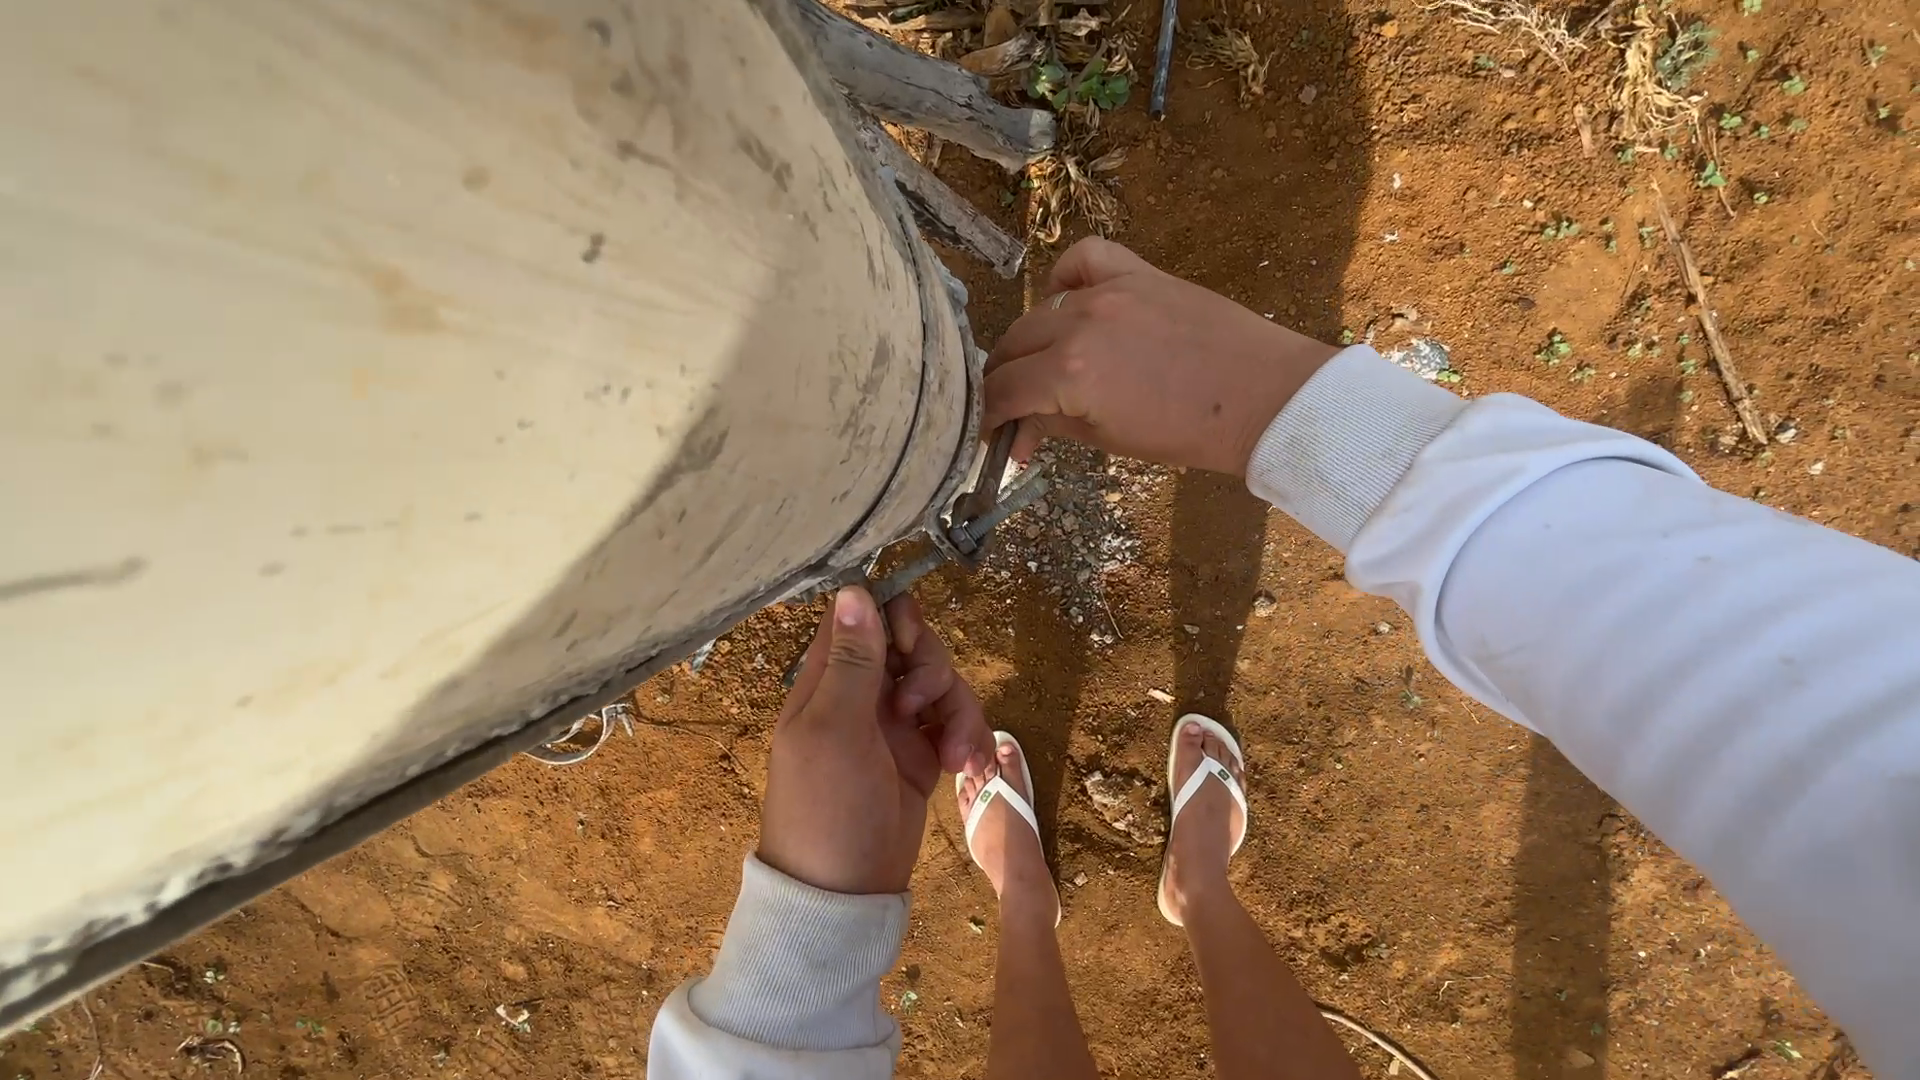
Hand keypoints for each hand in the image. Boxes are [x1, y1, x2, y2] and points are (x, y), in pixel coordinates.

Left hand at [757, 587, 989, 894]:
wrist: (844, 895)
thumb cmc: (826, 806)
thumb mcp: (835, 730)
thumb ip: (852, 662)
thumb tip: (853, 589)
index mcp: (829, 681)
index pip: (859, 619)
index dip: (889, 614)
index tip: (909, 637)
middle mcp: (863, 694)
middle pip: (910, 647)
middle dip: (930, 668)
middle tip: (922, 704)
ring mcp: (896, 725)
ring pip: (939, 684)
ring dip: (956, 709)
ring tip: (955, 755)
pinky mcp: (923, 754)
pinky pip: (954, 722)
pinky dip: (967, 736)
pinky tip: (967, 766)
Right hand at [981, 238, 1341, 476]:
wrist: (1262, 397)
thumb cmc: (1186, 434)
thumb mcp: (1108, 439)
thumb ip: (1053, 424)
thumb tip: (1020, 430)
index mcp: (1067, 374)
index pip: (1002, 390)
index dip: (988, 417)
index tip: (992, 434)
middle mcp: (1077, 324)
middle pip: (1011, 346)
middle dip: (1003, 381)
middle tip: (1015, 408)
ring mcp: (1109, 291)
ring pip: (1041, 309)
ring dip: (1031, 342)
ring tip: (1044, 367)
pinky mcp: (1138, 272)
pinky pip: (1085, 260)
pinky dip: (1067, 278)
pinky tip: (1068, 299)